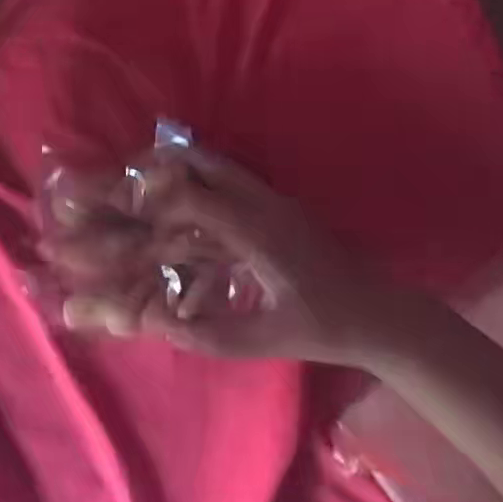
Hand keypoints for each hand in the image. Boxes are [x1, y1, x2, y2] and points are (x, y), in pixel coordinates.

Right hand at [124, 149, 436, 367]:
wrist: (382, 313)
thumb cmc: (325, 327)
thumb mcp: (266, 339)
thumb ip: (210, 334)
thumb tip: (159, 325)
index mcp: (258, 232)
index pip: (196, 197)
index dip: (155, 194)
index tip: (120, 198)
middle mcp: (263, 204)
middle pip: (206, 162)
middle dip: (161, 162)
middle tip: (127, 175)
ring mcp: (274, 200)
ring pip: (219, 165)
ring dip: (180, 167)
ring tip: (146, 182)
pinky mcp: (279, 205)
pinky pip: (231, 179)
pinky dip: (200, 180)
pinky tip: (184, 200)